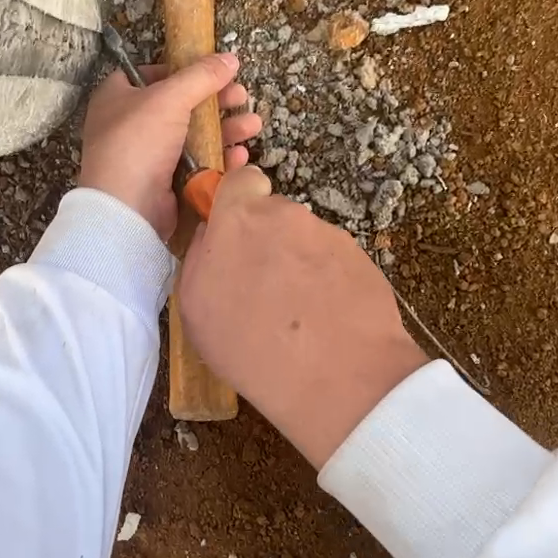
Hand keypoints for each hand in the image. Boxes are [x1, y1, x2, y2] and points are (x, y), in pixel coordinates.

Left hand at [76, 52, 261, 241]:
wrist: (127, 208)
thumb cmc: (138, 142)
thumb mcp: (170, 98)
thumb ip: (201, 76)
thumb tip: (229, 58)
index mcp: (118, 97)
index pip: (150, 74)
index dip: (180, 69)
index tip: (210, 70)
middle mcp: (129, 125)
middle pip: (180, 105)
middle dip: (215, 101)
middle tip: (242, 96)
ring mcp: (147, 157)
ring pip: (192, 137)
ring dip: (225, 130)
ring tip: (253, 125)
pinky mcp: (164, 184)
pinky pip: (196, 166)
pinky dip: (218, 159)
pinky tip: (240, 156)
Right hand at [178, 166, 428, 467]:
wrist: (338, 378)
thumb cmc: (249, 346)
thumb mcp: (195, 309)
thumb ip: (199, 258)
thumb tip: (211, 234)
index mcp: (239, 219)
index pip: (241, 179)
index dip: (238, 201)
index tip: (235, 233)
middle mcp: (286, 215)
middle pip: (273, 214)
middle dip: (266, 241)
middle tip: (262, 288)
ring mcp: (329, 235)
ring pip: (305, 240)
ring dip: (298, 264)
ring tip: (297, 314)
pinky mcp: (362, 258)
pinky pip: (334, 262)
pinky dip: (328, 283)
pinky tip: (326, 321)